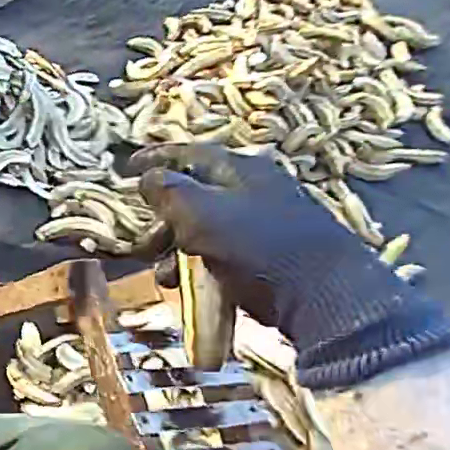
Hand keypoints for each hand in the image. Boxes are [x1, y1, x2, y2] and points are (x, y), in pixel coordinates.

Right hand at [125, 143, 449, 388]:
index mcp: (240, 170)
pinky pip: (220, 255)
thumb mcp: (202, 214)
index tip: (129, 166)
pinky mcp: (266, 257)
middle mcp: (252, 191)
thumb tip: (147, 177)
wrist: (320, 295)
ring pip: (203, 231)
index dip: (157, 158)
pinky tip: (188, 286)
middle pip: (194, 197)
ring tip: (166, 275)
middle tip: (145, 244)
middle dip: (163, 221)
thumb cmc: (257, 246)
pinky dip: (197, 268)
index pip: (190, 154)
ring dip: (175, 251)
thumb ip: (169, 193)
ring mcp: (262, 225)